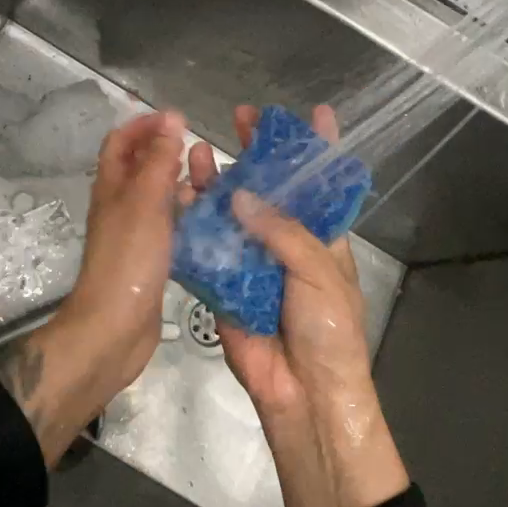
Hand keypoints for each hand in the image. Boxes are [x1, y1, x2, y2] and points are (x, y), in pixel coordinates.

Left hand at [0, 110, 185, 465]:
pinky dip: (187, 216)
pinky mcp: (150, 259)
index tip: (178, 119)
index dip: (144, 125)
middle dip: (166, 151)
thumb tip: (172, 120)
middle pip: (140, 166)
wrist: (114, 329)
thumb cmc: (128, 259)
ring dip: (180, 183)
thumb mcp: (145, 202)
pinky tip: (213, 219)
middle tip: (201, 149)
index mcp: (111, 187)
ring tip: (214, 180)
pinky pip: (169, 226)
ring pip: (157, 197)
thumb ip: (159, 160)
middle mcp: (120, 206)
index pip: (120, 141)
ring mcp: (134, 234)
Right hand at [189, 106, 409, 506]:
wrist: (304, 394)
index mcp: (321, 237)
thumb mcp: (320, 272)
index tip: (317, 112)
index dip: (320, 148)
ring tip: (198, 149)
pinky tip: (179, 192)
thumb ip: (282, 230)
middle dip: (257, 152)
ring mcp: (252, 260)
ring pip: (231, 211)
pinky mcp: (223, 283)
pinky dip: (192, 220)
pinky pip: (206, 247)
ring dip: (217, 179)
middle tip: (240, 116)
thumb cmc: (328, 329)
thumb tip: (240, 195)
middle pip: (269, 187)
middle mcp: (285, 241)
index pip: (321, 183)